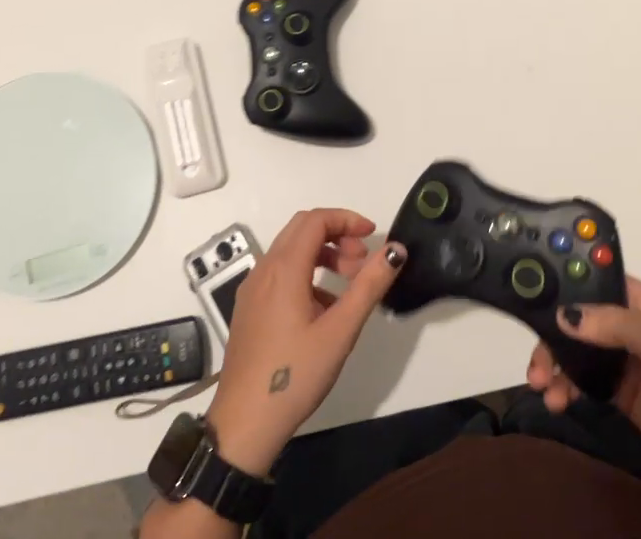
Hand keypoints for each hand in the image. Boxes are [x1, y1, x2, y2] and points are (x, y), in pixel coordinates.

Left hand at [205, 209, 406, 475]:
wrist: (246, 420)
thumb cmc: (296, 373)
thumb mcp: (340, 331)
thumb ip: (369, 286)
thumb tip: (395, 251)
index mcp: (283, 269)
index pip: (314, 220)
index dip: (346, 219)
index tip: (373, 235)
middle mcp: (263, 270)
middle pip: (300, 230)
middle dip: (336, 235)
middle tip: (363, 261)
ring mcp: (252, 290)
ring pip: (289, 252)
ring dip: (322, 255)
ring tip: (350, 285)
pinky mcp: (250, 309)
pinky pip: (280, 274)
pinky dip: (307, 274)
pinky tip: (325, 308)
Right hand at [526, 277, 640, 501]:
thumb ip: (618, 326)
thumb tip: (565, 314)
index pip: (596, 278)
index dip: (563, 280)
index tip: (527, 290)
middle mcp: (630, 327)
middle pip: (576, 317)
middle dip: (550, 333)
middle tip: (535, 359)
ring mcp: (625, 361)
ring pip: (573, 351)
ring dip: (552, 364)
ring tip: (544, 388)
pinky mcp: (621, 394)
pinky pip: (580, 382)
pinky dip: (563, 388)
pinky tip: (557, 402)